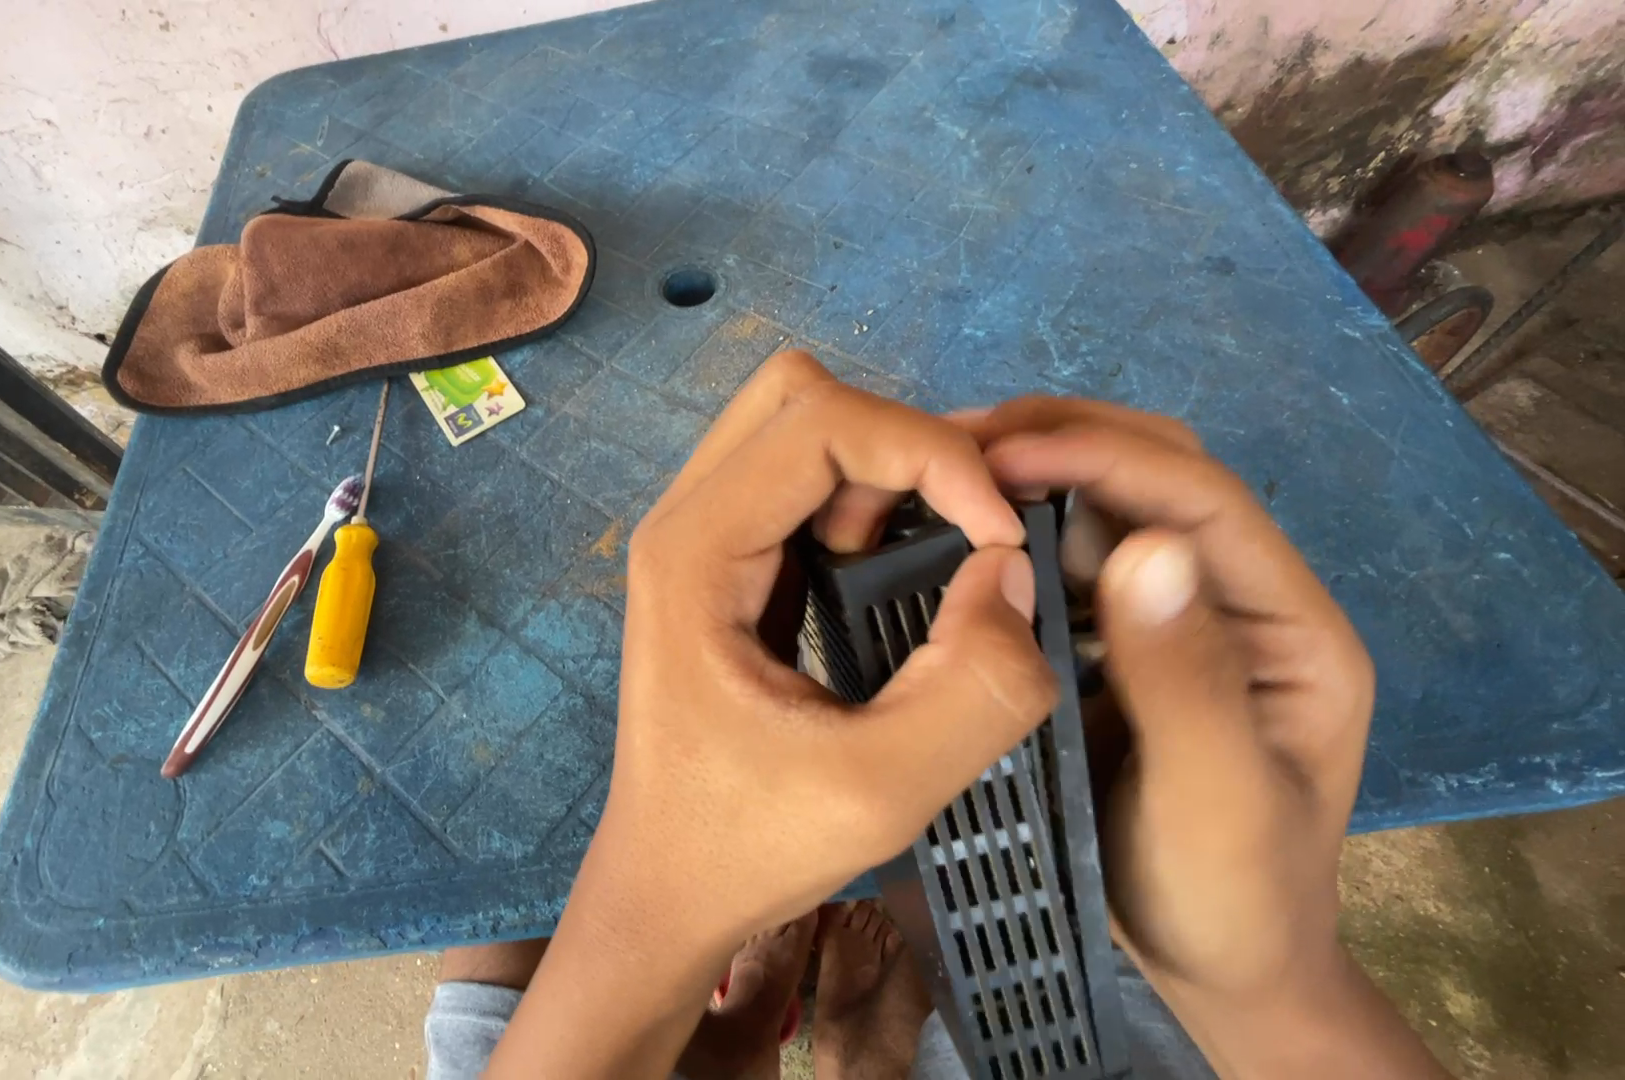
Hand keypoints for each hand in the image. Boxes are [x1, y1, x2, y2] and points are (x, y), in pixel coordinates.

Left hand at [489, 353, 1057, 1076]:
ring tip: (905, 563)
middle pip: (798, 396)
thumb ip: (976, 684)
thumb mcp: (883, 790)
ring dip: (877, 472)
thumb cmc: (749, 844)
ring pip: (798, 427)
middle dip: (898, 444)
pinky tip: (872, 572)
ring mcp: (696, 534)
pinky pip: (795, 480)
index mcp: (693, 552)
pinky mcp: (720, 559)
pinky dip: (856, 499)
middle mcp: (683, 520)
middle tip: (946, 532)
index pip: (819, 418)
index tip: (996, 535)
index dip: (929, 452)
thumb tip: (1011, 569)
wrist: (667, 882)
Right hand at [967, 398, 1444, 1078]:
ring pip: (1098, 506)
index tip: (998, 453)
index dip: (1099, 457)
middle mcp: (1226, 594)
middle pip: (1154, 473)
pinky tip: (956, 527)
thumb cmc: (1228, 888)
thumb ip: (1188, 677)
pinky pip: (1058, 558)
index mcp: (1283, 620)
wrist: (1210, 958)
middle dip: (1060, 437)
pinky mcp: (1107, 636)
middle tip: (957, 438)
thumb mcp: (1218, 796)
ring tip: (942, 465)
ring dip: (1027, 470)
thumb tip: (1146, 546)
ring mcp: (1162, 612)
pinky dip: (1008, 527)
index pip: (1198, 498)